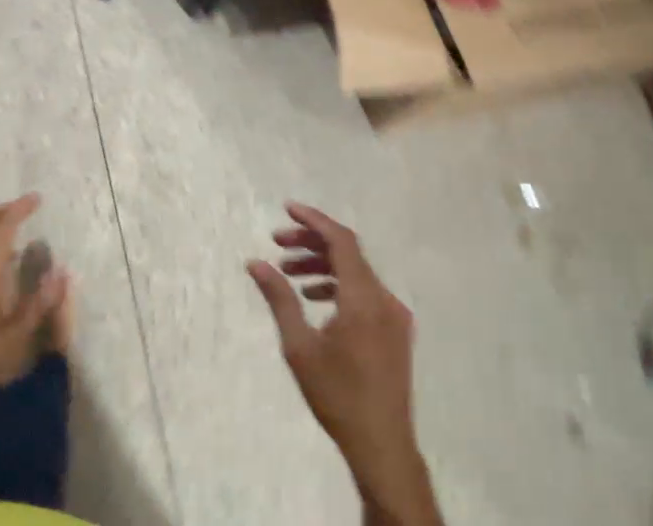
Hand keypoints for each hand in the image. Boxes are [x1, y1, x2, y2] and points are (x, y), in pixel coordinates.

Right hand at [249, 203, 439, 525]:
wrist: (381, 443)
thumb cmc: (336, 394)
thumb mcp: (298, 346)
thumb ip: (279, 298)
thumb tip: (256, 263)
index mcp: (364, 299)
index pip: (342, 242)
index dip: (314, 221)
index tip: (286, 209)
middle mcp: (385, 300)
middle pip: (349, 254)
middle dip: (312, 243)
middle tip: (277, 244)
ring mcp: (395, 317)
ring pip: (357, 273)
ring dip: (322, 265)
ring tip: (288, 273)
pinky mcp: (395, 332)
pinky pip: (365, 292)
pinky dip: (338, 285)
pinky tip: (313, 299)